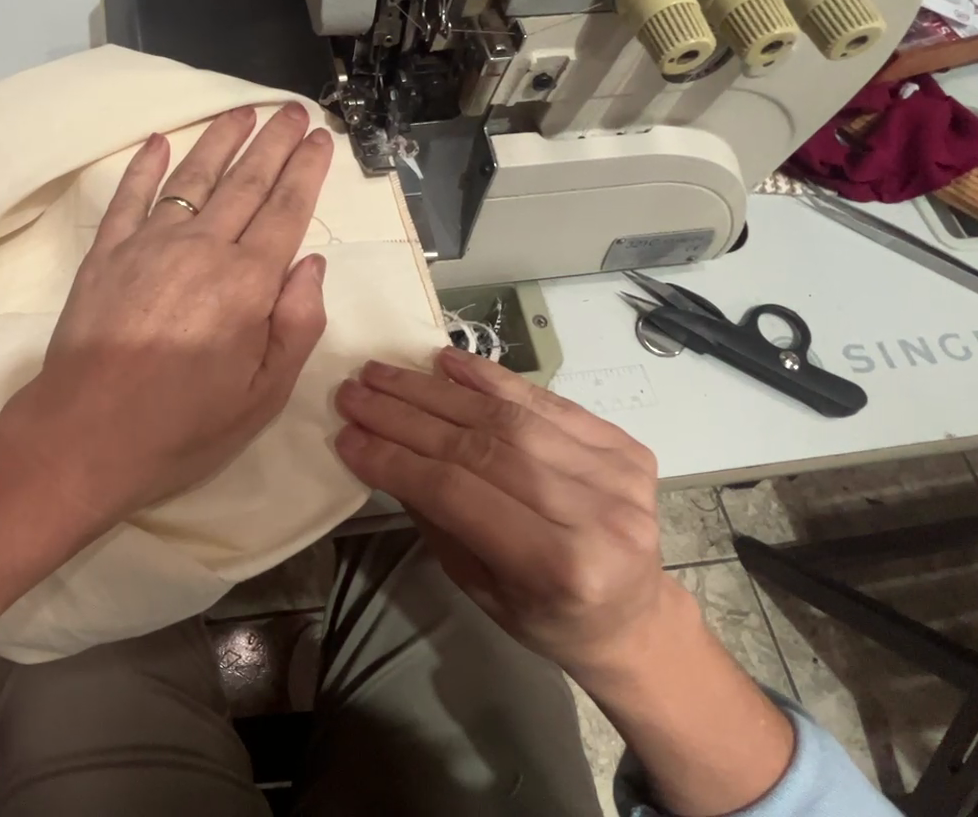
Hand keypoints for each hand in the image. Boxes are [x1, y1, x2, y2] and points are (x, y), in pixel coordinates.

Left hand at [0, 103, 332, 692]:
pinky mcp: (105, 254)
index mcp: (247, 285)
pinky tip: (157, 141)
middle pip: (246, 182)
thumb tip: (311, 263)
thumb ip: (296, 325)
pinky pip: (130, 197)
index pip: (286, 211)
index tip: (319, 138)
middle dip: (274, 142)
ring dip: (221, 140)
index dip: (306, 170)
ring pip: (192, 177)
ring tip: (242, 111)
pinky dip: (145, 166)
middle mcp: (202, 249)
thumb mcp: (263, 397)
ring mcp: (148, 246)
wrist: (83, 436)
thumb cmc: (182, 428)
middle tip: (293, 109)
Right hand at [333, 349, 797, 815]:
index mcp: (559, 567)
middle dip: (405, 415)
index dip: (395, 458)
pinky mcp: (623, 444)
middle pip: (480, 446)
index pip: (457, 493)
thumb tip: (380, 448)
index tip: (345, 435)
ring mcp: (616, 474)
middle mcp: (596, 515)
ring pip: (507, 416)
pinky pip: (543, 400)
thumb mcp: (477, 585)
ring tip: (384, 373)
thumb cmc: (545, 615)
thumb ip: (435, 515)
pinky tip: (445, 361)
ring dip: (435, 389)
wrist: (632, 616)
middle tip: (354, 393)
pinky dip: (489, 376)